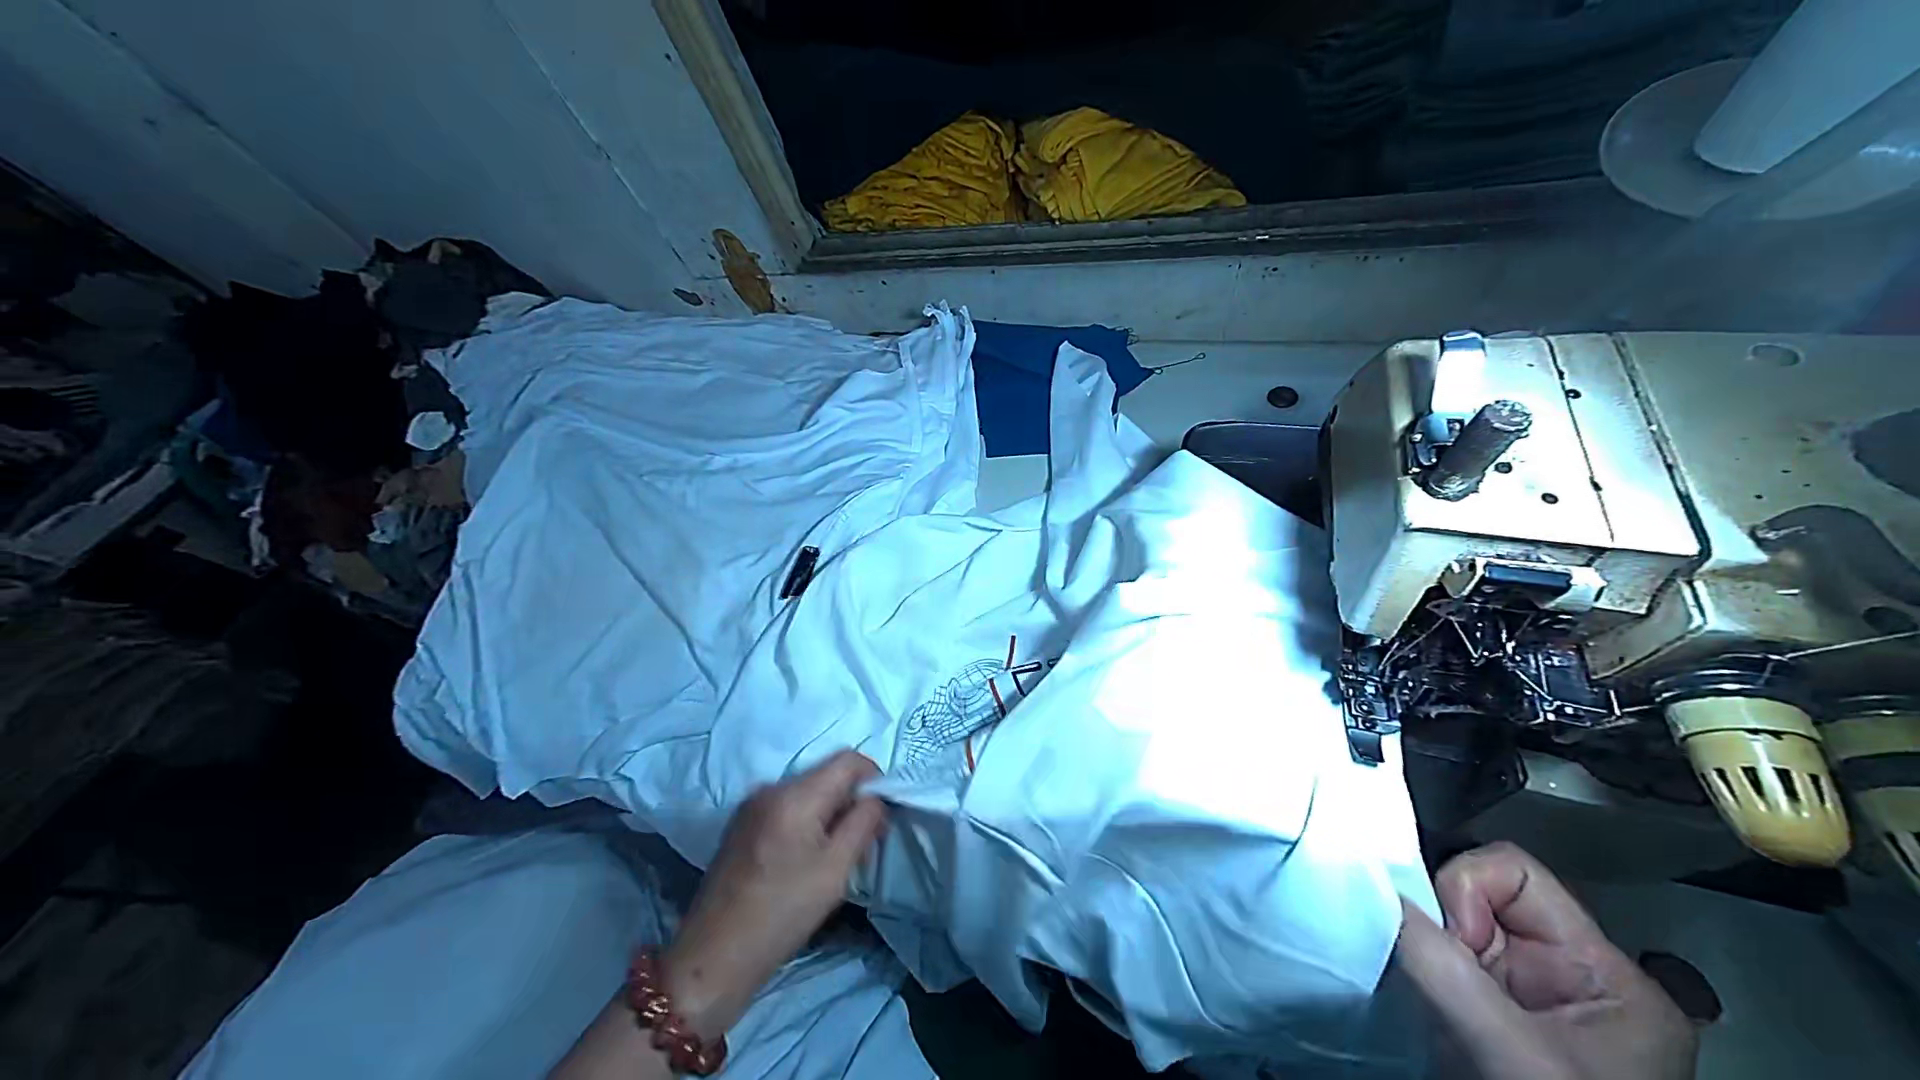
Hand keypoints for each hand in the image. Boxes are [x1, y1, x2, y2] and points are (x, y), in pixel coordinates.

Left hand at [661, 750, 887, 1037]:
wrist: (713, 956)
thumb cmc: (782, 913)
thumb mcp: (836, 870)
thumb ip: (863, 823)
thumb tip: (876, 798)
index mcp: (794, 794)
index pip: (848, 759)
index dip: (874, 779)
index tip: (881, 817)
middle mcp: (770, 787)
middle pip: (827, 774)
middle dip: (852, 800)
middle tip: (863, 844)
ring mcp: (751, 804)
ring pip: (808, 791)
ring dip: (830, 813)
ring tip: (835, 857)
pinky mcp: (741, 823)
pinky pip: (787, 806)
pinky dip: (807, 822)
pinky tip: (804, 860)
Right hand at [1396, 842, 1697, 1079]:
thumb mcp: (1509, 1053)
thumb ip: (1440, 965)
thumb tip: (1369, 888)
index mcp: (1604, 974)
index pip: (1513, 872)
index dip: (1466, 890)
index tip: (1452, 942)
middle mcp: (1568, 972)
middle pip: (1477, 895)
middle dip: (1440, 925)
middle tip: (1434, 975)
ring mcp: (1526, 992)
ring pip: (1450, 924)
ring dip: (1425, 950)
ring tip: (1428, 997)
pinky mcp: (1489, 1010)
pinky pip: (1439, 957)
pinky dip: (1418, 968)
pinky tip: (1421, 1001)